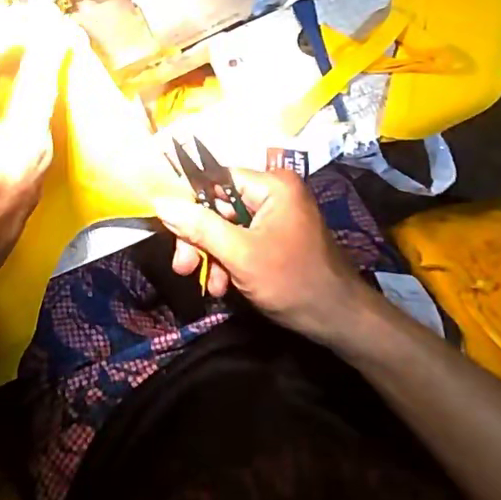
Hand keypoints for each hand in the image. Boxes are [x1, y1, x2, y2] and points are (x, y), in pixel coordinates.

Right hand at [154, 168, 378, 344]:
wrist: (339, 319)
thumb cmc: (292, 281)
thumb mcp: (240, 254)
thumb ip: (199, 227)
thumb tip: (161, 202)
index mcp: (272, 185)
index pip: (216, 179)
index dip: (190, 203)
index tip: (170, 230)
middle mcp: (274, 193)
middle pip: (218, 206)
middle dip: (200, 239)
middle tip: (183, 267)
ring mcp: (276, 216)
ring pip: (226, 227)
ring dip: (212, 256)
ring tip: (212, 285)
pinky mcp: (276, 237)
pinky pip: (241, 240)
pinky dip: (229, 262)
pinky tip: (225, 286)